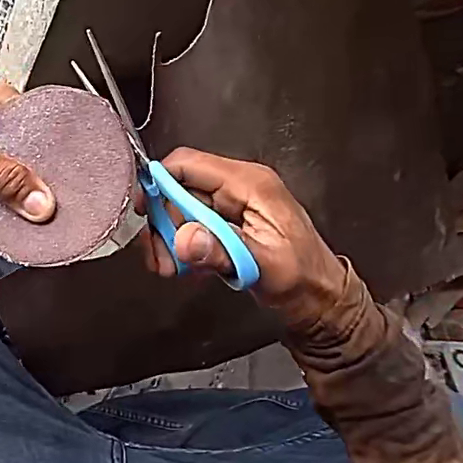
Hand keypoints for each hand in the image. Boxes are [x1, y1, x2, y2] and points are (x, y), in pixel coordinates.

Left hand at [0, 81, 54, 223]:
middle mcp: (2, 131)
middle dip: (26, 196)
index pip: (42, 132)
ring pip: (15, 192)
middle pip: (31, 168)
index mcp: (4, 105)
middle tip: (30, 214)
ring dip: (4, 215)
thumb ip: (7, 177)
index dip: (51, 161)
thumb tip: (40, 202)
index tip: (56, 187)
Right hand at [138, 148, 348, 330]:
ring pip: (178, 211)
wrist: (317, 298)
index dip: (158, 184)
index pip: (188, 164)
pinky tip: (189, 267)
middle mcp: (236, 188)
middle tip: (164, 256)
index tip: (144, 212)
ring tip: (174, 268)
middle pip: (177, 189)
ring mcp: (228, 207)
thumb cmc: (303, 277)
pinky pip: (188, 228)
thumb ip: (221, 251)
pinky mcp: (222, 225)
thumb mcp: (264, 264)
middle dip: (163, 224)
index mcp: (249, 184)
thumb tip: (185, 239)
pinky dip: (181, 249)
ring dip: (169, 241)